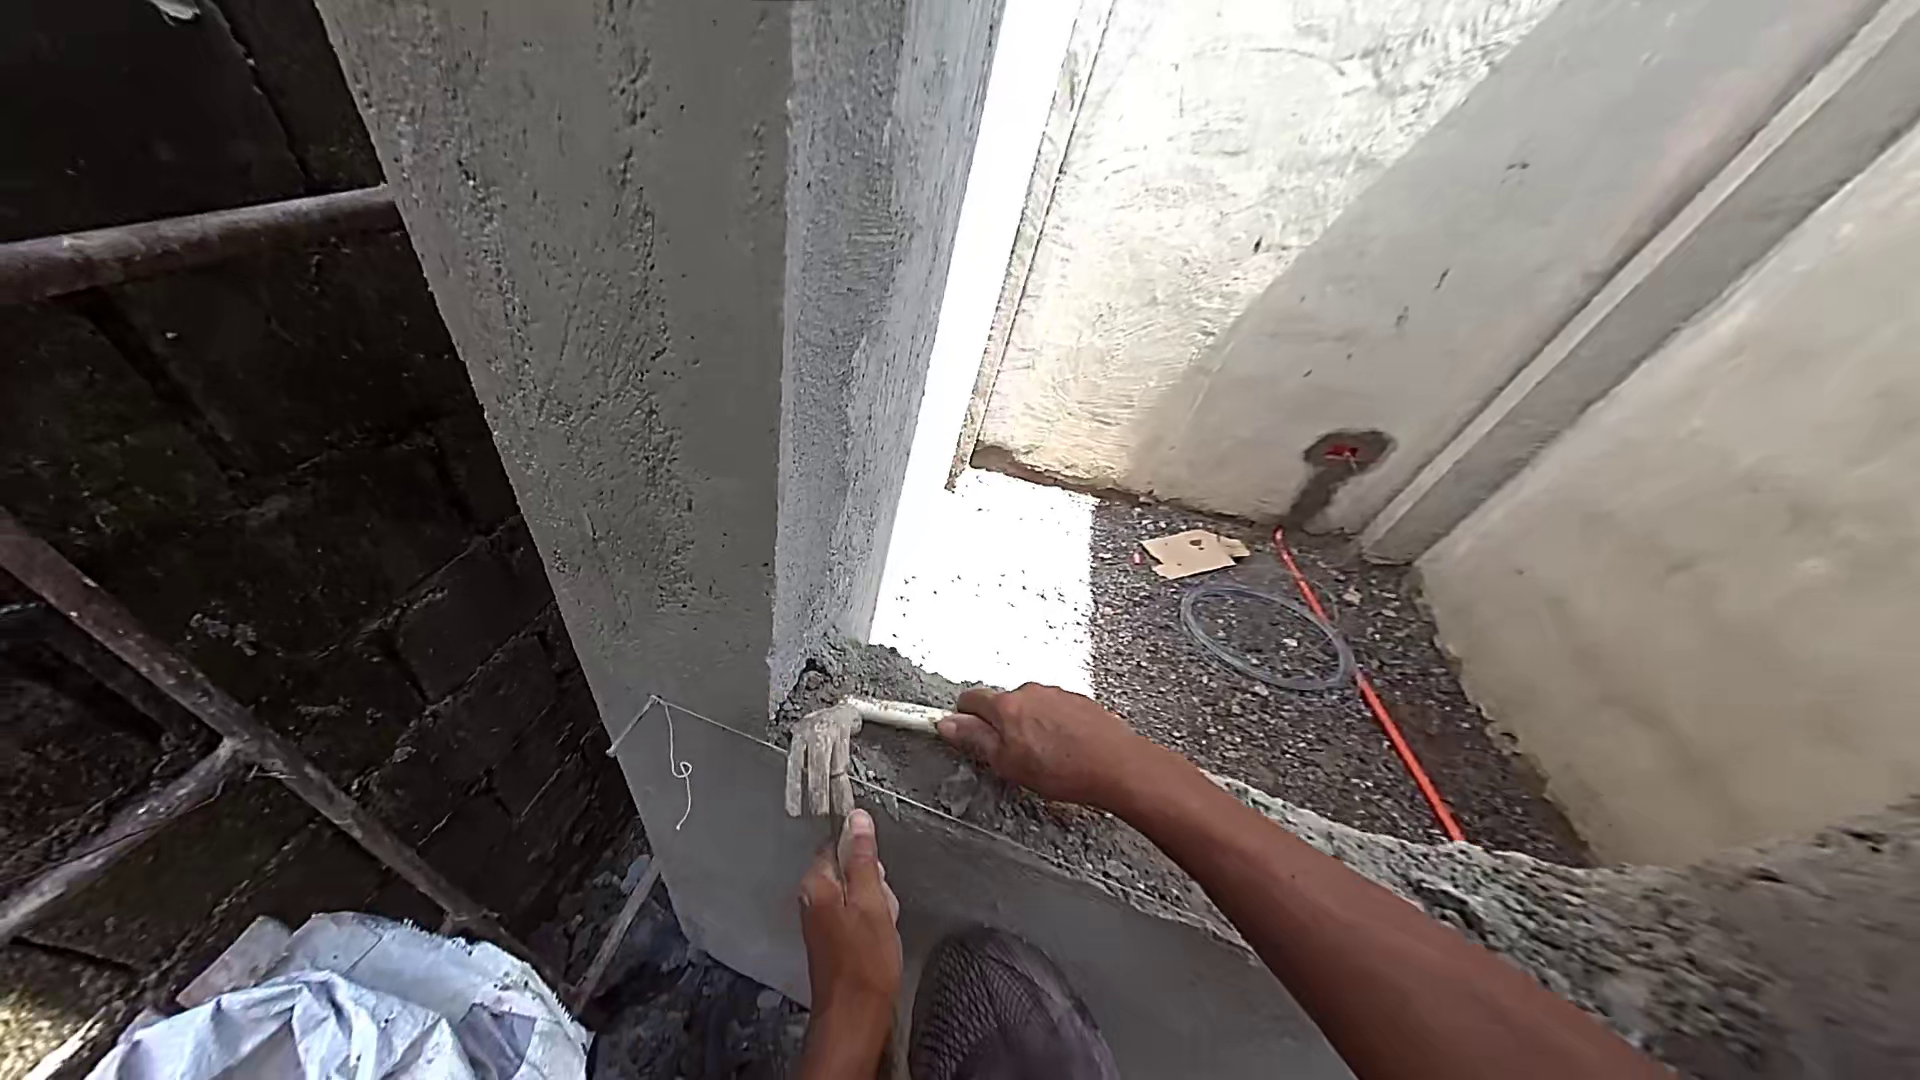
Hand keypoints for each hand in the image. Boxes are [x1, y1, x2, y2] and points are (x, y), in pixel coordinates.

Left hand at [798, 808, 900, 1067]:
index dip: (862, 853)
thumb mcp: (872, 900)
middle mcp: (811, 899)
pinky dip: (869, 920)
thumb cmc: (865, 960)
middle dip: (872, 880)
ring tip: (882, 925)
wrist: (855, 1019)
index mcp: (816, 885)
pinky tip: (878, 938)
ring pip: (854, 891)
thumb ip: (863, 857)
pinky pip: (853, 912)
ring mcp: (820, 920)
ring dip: (874, 901)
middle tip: (882, 904)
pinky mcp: (830, 938)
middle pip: (847, 867)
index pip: (838, 844)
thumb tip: (857, 818)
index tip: (879, 872)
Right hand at [940, 684, 1164, 810]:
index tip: (962, 730)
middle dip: (1000, 726)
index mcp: (1006, 705)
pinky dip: (1053, 726)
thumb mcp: (1007, 764)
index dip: (963, 717)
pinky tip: (1064, 750)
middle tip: (1010, 756)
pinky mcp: (1078, 701)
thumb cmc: (1066, 769)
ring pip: (1030, 707)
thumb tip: (948, 724)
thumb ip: (975, 740)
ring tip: (1044, 758)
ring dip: (1029, 726)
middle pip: (1001, 703)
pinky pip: (1054, 710)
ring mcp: (1056, 694)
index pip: (970, 699)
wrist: (1117, 766)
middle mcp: (1030, 692)